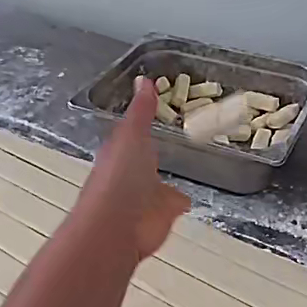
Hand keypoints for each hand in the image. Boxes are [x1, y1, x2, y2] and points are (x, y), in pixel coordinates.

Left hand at [75, 77, 189, 262]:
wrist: (118, 226)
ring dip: (166, 178)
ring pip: (159, 183)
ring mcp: (146, 196)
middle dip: (153, 153)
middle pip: (145, 159)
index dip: (141, 123)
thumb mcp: (132, 135)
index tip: (157, 109)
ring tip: (184, 165)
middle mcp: (130, 174)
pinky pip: (174, 204)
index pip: (131, 133)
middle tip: (173, 138)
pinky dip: (180, 200)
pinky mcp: (162, 215)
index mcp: (120, 152)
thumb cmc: (120, 177)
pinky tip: (187, 197)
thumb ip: (141, 110)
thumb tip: (143, 79)